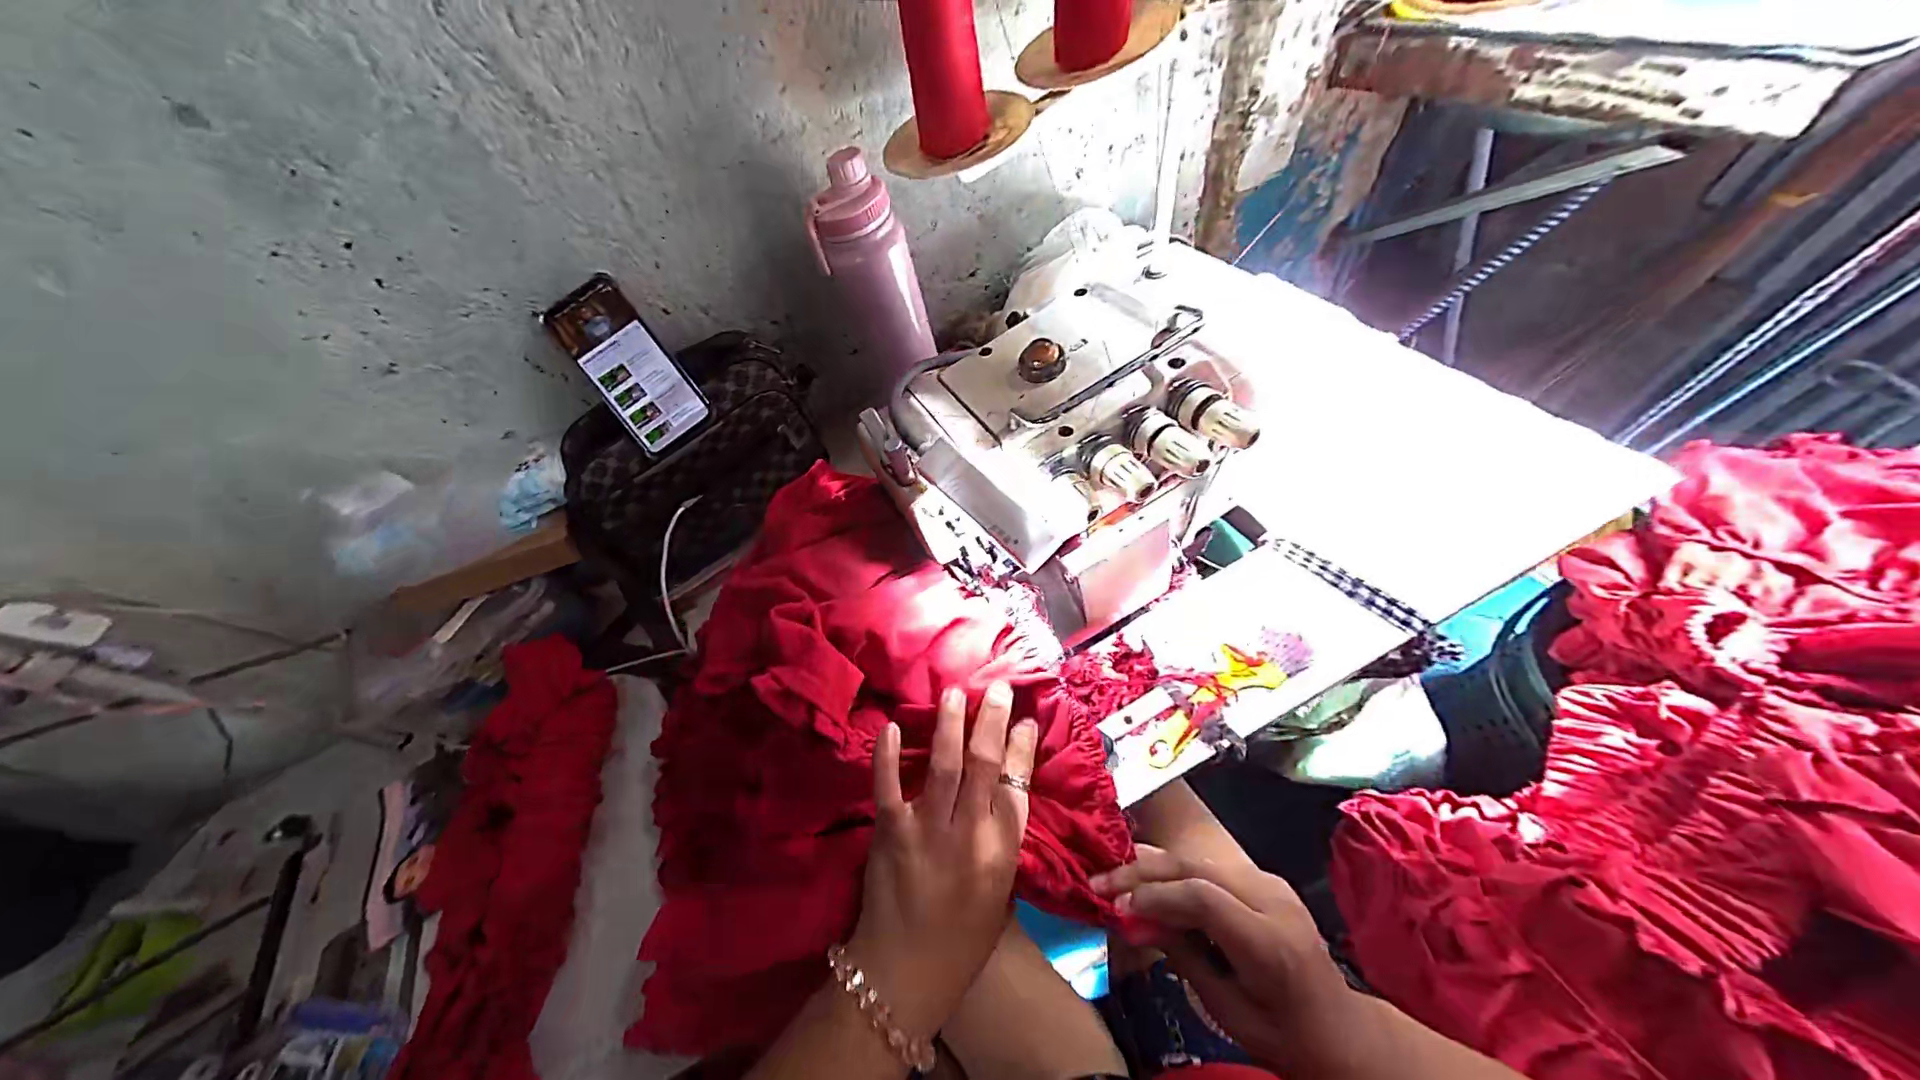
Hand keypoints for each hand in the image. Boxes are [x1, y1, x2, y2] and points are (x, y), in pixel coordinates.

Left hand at [848, 682, 1038, 1038]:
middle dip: (992, 721)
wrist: (904, 975)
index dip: (1022, 748)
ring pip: (944, 766)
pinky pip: (889, 786)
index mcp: (1001, 852)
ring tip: (954, 693)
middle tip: (996, 689)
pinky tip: (893, 726)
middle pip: (984, 765)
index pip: (1016, 787)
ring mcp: (927, 831)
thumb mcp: (1000, 891)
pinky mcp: (890, 834)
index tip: (1026, 720)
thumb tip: (1007, 787)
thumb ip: (1003, 839)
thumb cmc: (961, 939)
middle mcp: (969, 835)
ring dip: (950, 725)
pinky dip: (889, 756)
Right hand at [1091, 845, 1355, 1071]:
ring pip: (1197, 858)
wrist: (1339, 1028)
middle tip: (1100, 883)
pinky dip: (1171, 869)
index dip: (1154, 896)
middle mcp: (1272, 899)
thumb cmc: (1283, 1034)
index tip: (1116, 908)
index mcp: (1269, 941)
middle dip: (1141, 871)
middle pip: (1194, 866)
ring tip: (1112, 876)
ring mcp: (1269, 882)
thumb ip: (1182, 958)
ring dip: (1151, 865)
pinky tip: (1144, 877)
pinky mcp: (1262, 878)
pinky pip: (1208, 865)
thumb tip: (1131, 921)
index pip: (1202, 897)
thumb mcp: (1228, 1011)